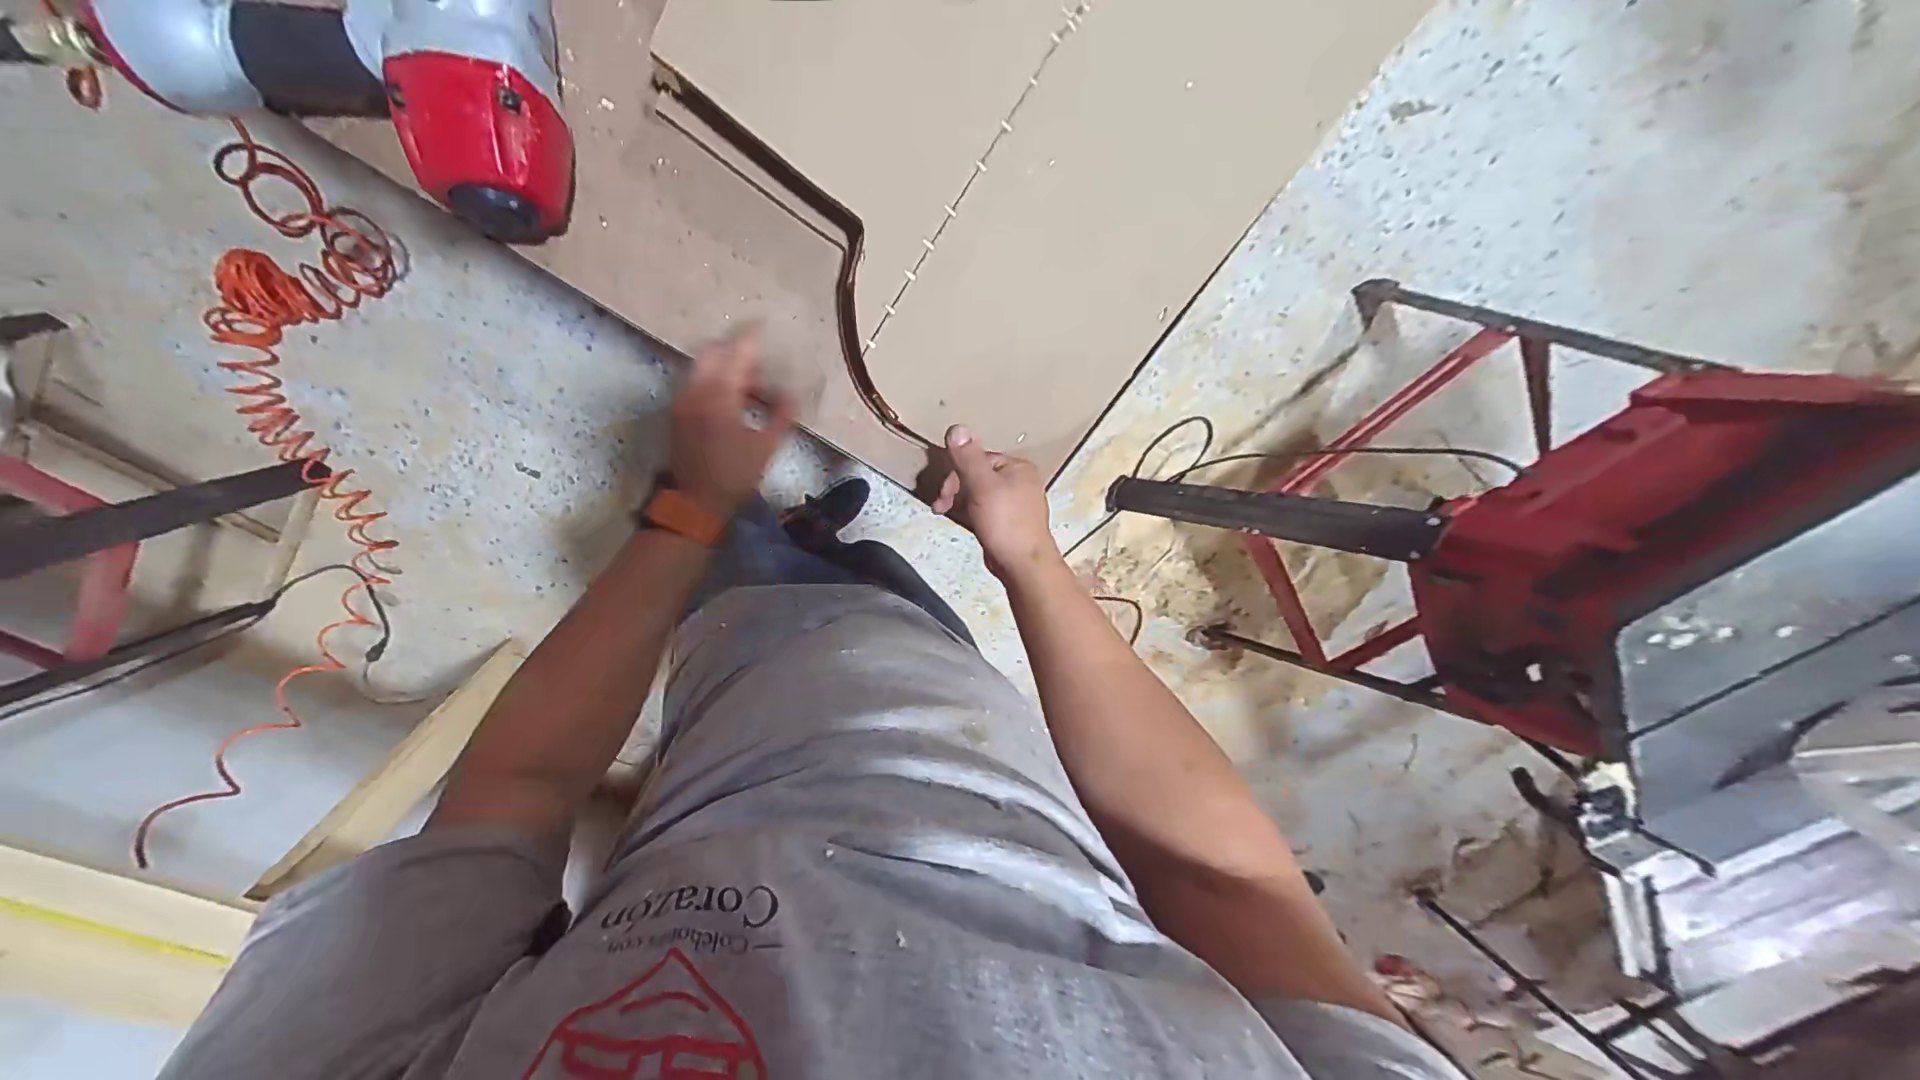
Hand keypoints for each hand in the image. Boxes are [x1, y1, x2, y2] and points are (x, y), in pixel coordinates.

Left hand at [670, 327, 795, 517]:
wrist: (694, 502)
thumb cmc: (734, 476)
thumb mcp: (766, 448)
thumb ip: (781, 416)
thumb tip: (791, 395)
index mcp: (719, 397)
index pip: (735, 355)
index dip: (751, 339)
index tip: (764, 325)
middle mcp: (696, 392)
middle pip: (713, 353)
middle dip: (735, 349)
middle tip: (759, 356)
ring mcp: (683, 401)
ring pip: (703, 366)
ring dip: (726, 365)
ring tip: (752, 380)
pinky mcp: (679, 411)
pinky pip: (698, 381)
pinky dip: (716, 379)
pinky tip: (735, 396)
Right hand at [931, 425, 1060, 581]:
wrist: (1023, 564)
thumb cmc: (1004, 522)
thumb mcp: (982, 485)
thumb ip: (967, 457)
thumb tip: (956, 427)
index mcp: (1017, 467)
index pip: (977, 459)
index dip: (955, 473)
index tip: (942, 493)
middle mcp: (1020, 481)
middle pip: (977, 475)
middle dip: (955, 488)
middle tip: (941, 506)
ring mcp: (1016, 503)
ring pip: (979, 493)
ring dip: (960, 501)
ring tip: (947, 514)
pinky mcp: (1009, 522)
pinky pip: (984, 510)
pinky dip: (971, 513)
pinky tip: (964, 522)